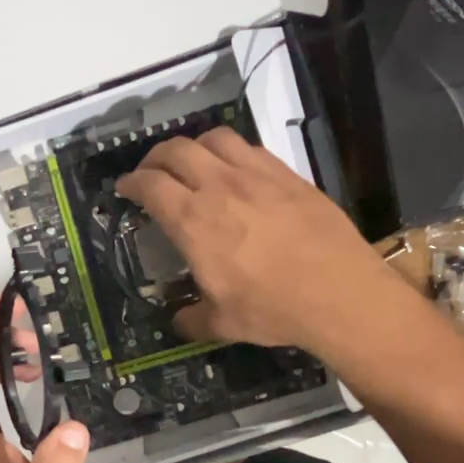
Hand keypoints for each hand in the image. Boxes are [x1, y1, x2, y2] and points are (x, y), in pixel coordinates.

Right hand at [116, 128, 391, 351]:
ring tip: (192, 162)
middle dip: (155, 158)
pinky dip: (231, 151)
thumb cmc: (272, 309)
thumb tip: (179, 320)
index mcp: (193, 221)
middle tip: (151, 172)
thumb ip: (192, 318)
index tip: (125, 188)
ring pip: (214, 138)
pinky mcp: (288, 174)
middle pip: (177, 151)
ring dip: (194, 145)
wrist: (338, 292)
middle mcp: (220, 187)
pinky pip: (250, 148)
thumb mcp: (221, 324)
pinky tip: (235, 170)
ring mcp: (257, 175)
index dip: (132, 183)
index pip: (151, 185)